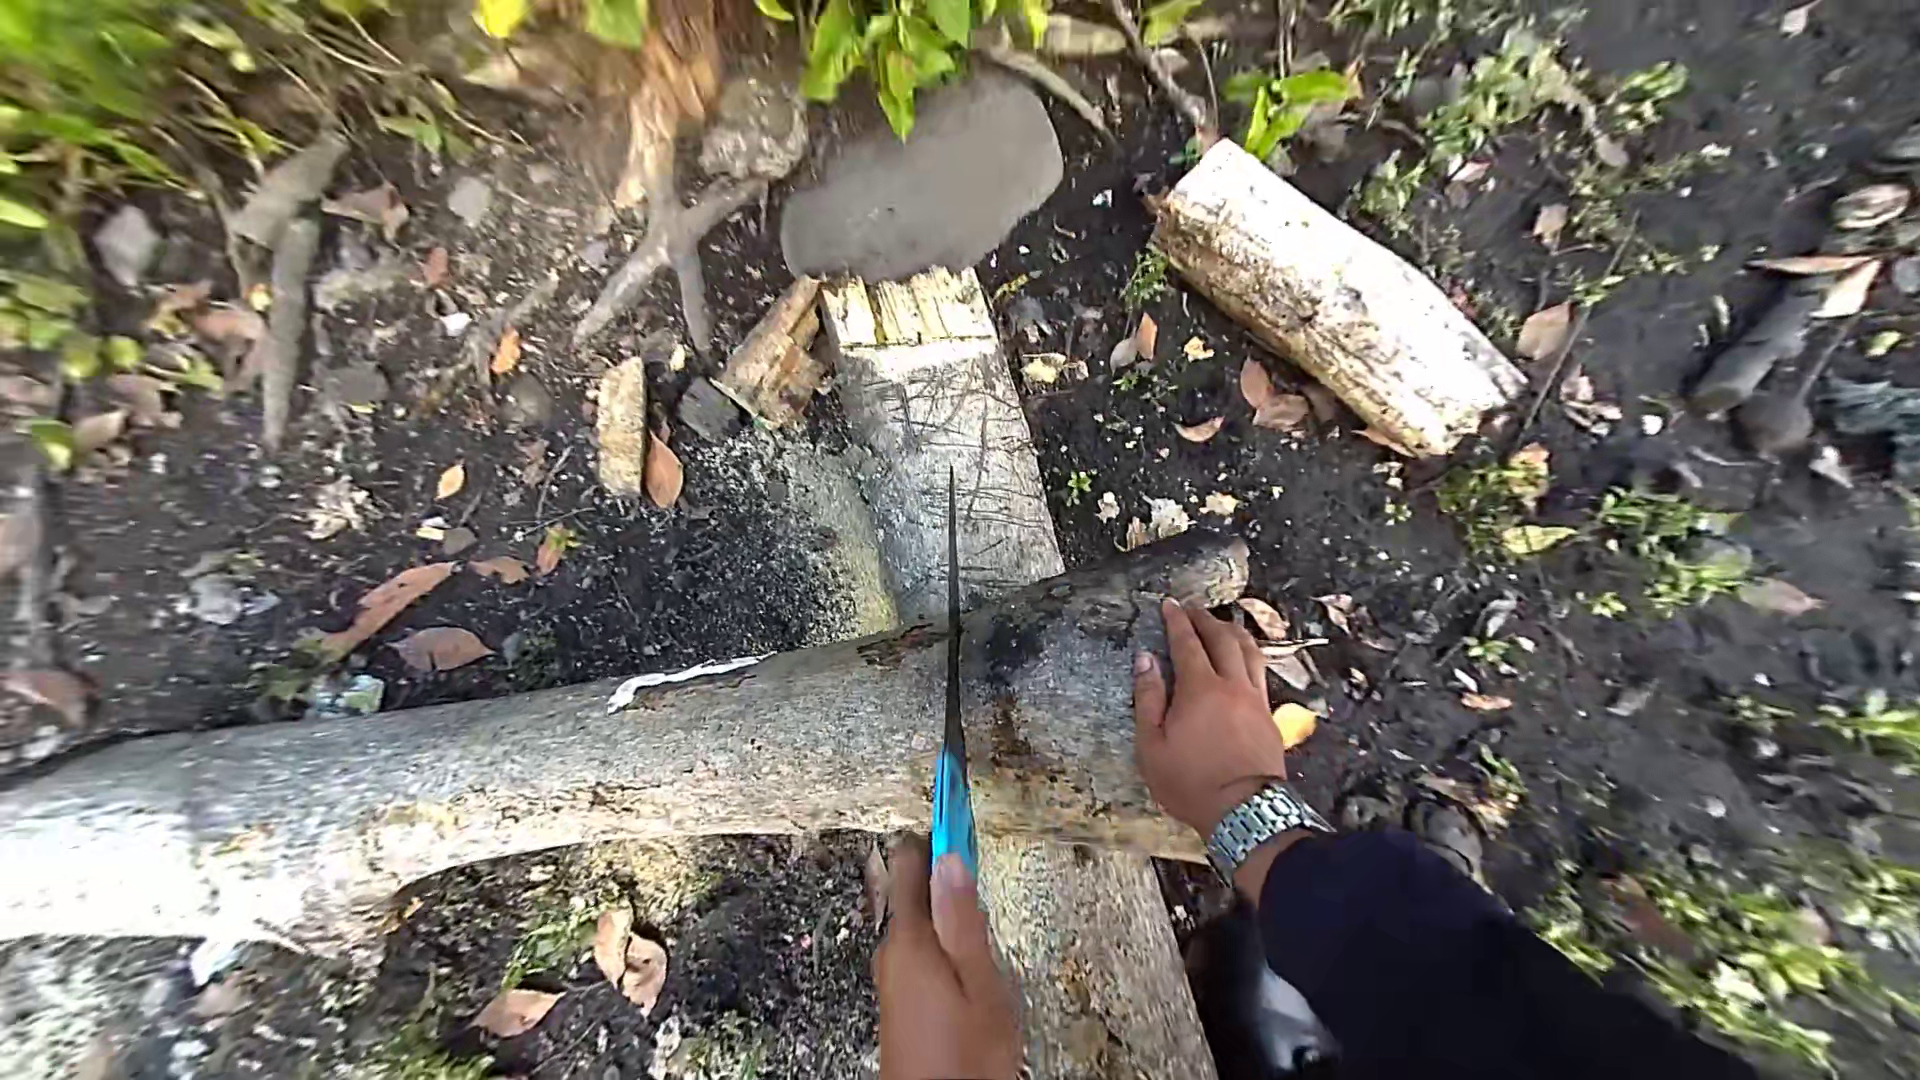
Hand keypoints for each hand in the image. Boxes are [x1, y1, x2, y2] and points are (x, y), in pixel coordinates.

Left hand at [874, 835, 1020, 1079]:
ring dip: (945, 911)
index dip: (936, 836)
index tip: (963, 826)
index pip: (909, 859)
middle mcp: (891, 946)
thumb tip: (950, 856)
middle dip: (945, 879)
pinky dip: (940, 937)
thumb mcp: (979, 984)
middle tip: (983, 890)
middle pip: (913, 887)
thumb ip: (962, 918)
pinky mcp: (899, 993)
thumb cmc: (965, 1054)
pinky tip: (966, 963)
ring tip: (981, 929)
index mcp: (908, 936)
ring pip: (918, 917)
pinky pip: (918, 945)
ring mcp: (891, 971)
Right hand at [1133, 599, 1289, 836]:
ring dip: (1232, 632)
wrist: (1245, 813)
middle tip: (1191, 609)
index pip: (1187, 642)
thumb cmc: (1189, 780)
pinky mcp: (1270, 716)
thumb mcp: (1151, 744)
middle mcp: (1232, 685)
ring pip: (1249, 652)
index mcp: (1200, 689)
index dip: (1177, 620)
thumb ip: (1148, 697)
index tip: (1169, 604)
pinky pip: (1261, 672)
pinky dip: (1249, 655)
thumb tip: (1145, 660)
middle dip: (1205, 619)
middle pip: (1222, 639)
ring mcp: (1255, 700)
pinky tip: (1244, 658)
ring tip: (1220, 624)